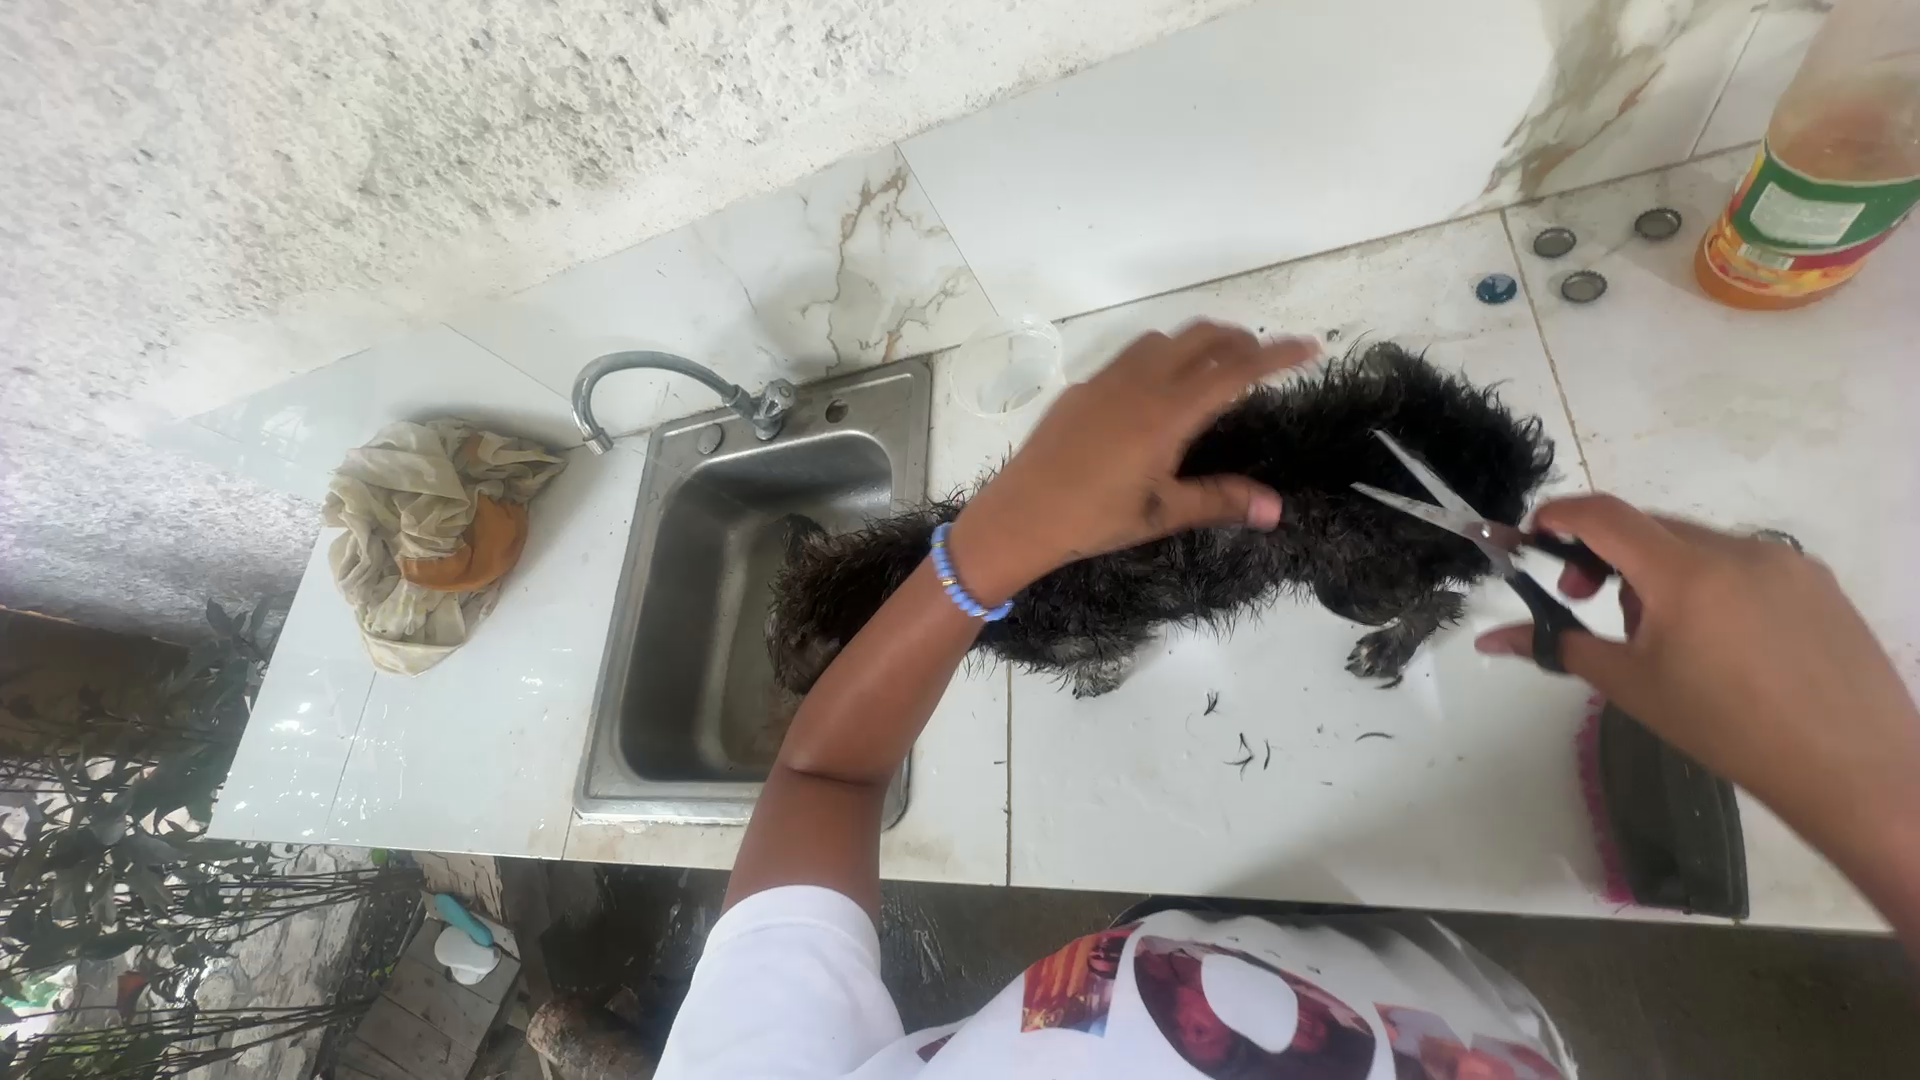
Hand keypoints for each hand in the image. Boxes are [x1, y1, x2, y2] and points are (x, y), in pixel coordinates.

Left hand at [947, 322, 1318, 601]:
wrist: (1019, 516)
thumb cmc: (1093, 520)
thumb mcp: (1162, 513)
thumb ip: (1220, 500)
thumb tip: (1277, 509)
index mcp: (1166, 413)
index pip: (1235, 370)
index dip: (1277, 355)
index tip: (1309, 346)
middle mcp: (1138, 385)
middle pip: (1200, 338)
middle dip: (1239, 339)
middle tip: (1260, 358)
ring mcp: (1103, 383)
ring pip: (1160, 340)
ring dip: (1194, 342)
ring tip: (1210, 367)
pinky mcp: (1078, 391)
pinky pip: (1127, 358)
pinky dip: (1157, 358)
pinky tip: (1152, 393)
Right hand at [1475, 495, 1919, 860]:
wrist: (1856, 770)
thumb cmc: (1724, 725)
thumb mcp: (1625, 682)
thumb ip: (1554, 644)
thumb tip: (1486, 639)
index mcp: (1686, 573)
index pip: (1603, 515)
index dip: (1556, 515)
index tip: (1530, 536)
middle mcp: (1738, 552)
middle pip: (1644, 527)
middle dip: (1598, 554)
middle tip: (1580, 598)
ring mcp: (1785, 565)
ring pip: (1689, 544)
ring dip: (1648, 569)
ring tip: (1652, 630)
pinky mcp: (1816, 583)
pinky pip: (1735, 561)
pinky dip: (1698, 580)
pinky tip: (1707, 635)